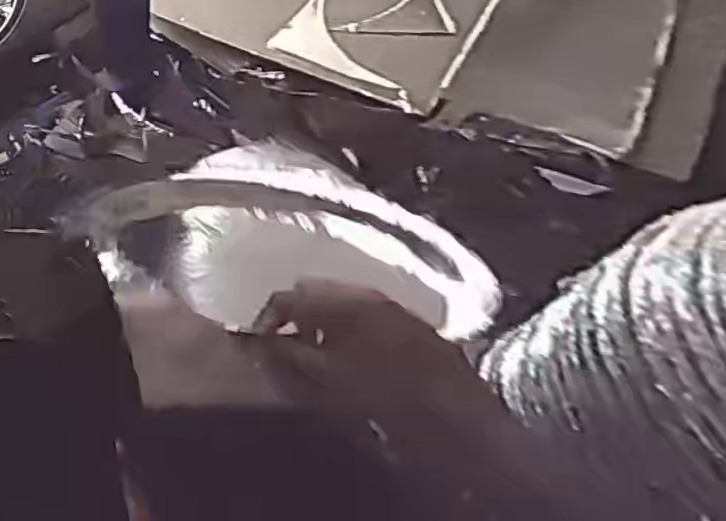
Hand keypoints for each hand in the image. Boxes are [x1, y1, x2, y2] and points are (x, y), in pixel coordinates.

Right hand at [252, 282, 512, 466]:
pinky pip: (371, 321)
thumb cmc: (388, 395)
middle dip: (297, 317)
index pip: (288, 295)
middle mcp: (372, 295)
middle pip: (316, 295)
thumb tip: (254, 339)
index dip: (267, 317)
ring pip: (344, 307)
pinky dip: (354, 333)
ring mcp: (400, 312)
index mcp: (345, 298)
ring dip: (326, 325)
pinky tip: (356, 359)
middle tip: (290, 343)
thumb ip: (285, 352)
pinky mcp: (422, 333)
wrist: (472, 430)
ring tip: (321, 353)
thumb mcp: (327, 375)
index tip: (259, 340)